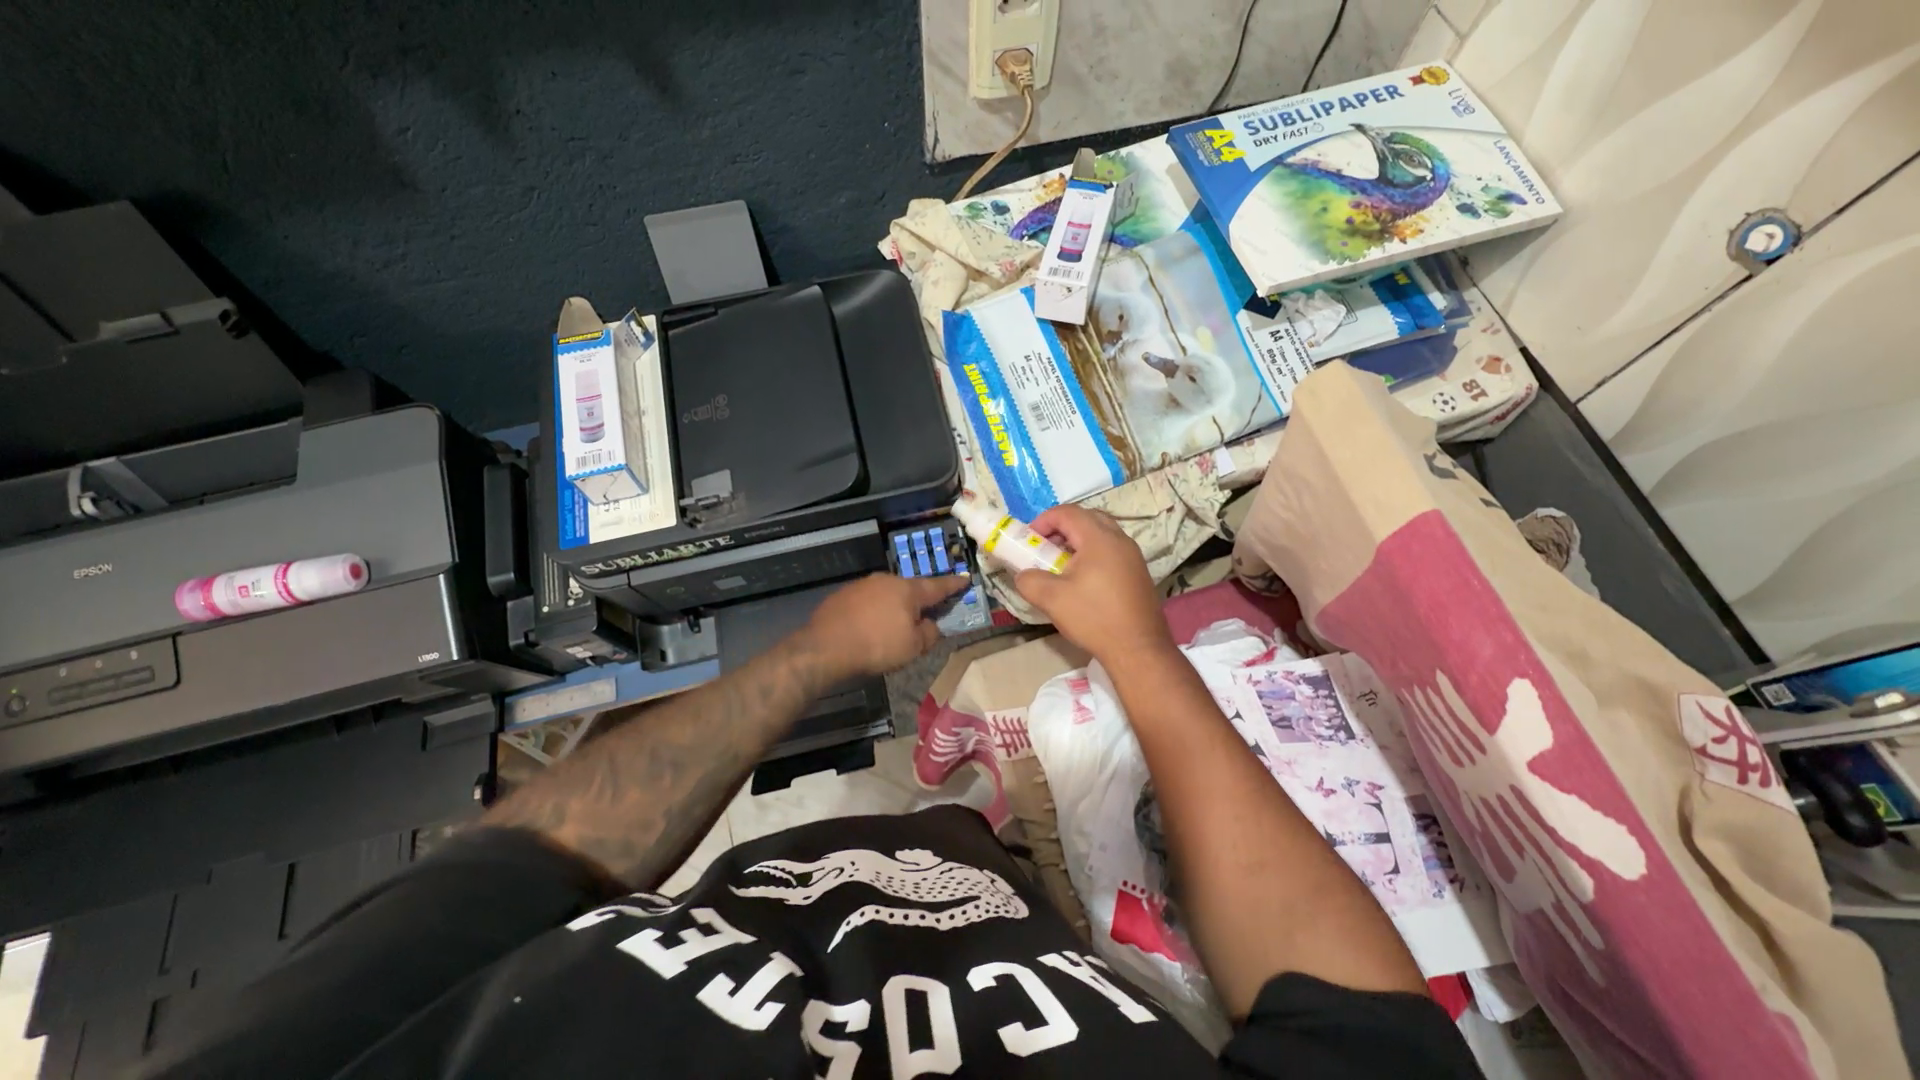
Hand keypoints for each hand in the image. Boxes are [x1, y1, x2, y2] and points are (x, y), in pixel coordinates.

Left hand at [805, 573, 968, 679]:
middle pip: (910, 589)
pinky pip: (867, 602)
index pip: (938, 585)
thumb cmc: (877, 646)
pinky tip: (869, 627)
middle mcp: (886, 580)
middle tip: (926, 613)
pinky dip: (874, 611)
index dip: (954, 585)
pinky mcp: (842, 595)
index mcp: (908, 589)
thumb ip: (929, 633)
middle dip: (919, 600)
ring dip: (894, 606)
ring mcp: (861, 585)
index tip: (965, 578)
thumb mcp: (914, 647)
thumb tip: (931, 624)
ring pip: (887, 594)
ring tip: (894, 625)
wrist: (825, 648)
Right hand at [1012, 505, 1175, 665]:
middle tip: (1045, 549)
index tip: (1029, 540)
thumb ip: (1029, 580)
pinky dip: (1093, 555)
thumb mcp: (1051, 599)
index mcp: (1099, 539)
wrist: (1138, 648)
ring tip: (1061, 566)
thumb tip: (1023, 575)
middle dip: (1061, 528)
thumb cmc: (1094, 618)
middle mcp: (1120, 540)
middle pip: (1087, 518)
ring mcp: (1133, 556)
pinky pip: (1112, 551)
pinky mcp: (1138, 573)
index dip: (1043, 520)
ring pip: (1101, 535)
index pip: (1068, 513)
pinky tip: (1083, 582)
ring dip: (1078, 543)